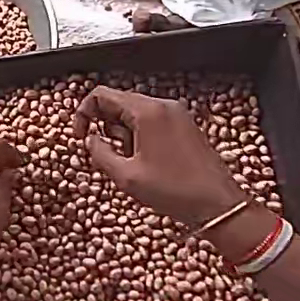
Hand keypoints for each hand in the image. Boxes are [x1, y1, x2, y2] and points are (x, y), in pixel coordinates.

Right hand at [71, 86, 247, 228]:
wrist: (218, 204)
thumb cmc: (174, 191)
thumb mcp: (126, 176)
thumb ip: (100, 153)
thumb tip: (89, 140)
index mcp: (147, 112)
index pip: (102, 95)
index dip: (83, 113)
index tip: (81, 136)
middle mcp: (163, 106)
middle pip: (118, 102)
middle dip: (105, 126)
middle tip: (108, 154)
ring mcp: (177, 114)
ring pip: (134, 113)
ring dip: (122, 133)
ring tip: (130, 162)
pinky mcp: (185, 126)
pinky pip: (152, 121)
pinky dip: (139, 135)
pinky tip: (145, 161)